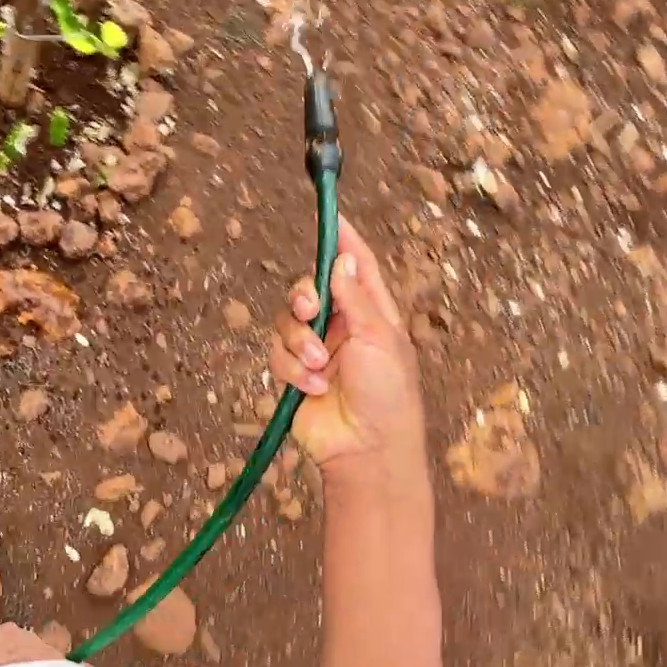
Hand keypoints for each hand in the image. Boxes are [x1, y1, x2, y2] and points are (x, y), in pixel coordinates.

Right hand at [268, 217, 426, 482]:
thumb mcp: (379, 341)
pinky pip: (277, 354)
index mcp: (371, 313)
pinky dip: (292, 369)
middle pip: (308, 290)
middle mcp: (341, 326)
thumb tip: (342, 260)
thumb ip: (356, 299)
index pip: (356, 267)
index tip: (332, 215)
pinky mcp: (293, 373)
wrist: (365, 450)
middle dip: (303, 297)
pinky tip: (313, 387)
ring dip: (299, 343)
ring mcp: (315, 349)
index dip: (344, 241)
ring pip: (286, 322)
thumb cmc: (388, 396)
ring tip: (319, 367)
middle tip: (309, 309)